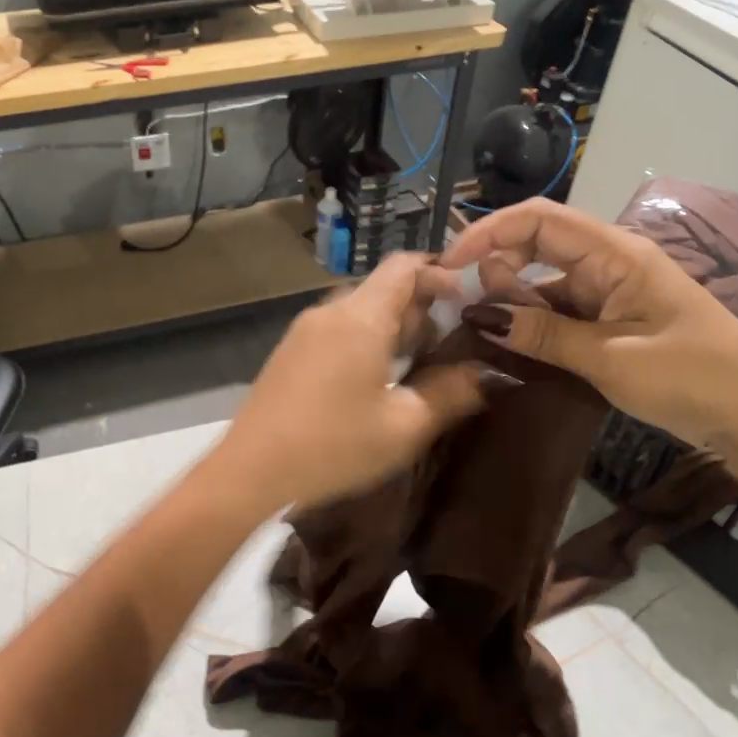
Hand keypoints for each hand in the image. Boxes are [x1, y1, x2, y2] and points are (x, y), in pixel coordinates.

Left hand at [211, 254, 490, 509]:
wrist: (250, 471)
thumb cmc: (332, 447)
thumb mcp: (404, 427)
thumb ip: (452, 393)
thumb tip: (487, 373)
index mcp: (361, 316)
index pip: (407, 265)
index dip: (444, 273)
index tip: (470, 304)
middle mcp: (330, 311)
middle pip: (384, 288)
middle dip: (422, 309)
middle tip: (450, 348)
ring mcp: (303, 332)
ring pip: (360, 311)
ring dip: (393, 330)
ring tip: (417, 369)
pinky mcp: (289, 354)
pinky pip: (337, 331)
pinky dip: (365, 343)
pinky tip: (375, 384)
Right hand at [436, 199, 737, 447]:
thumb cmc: (693, 377)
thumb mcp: (611, 358)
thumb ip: (543, 334)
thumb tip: (478, 315)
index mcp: (616, 254)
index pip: (539, 220)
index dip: (488, 233)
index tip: (449, 267)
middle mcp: (610, 262)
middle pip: (536, 244)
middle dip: (491, 266)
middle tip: (455, 307)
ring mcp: (611, 292)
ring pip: (544, 280)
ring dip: (508, 298)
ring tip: (471, 328)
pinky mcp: (612, 320)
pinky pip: (559, 309)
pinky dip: (530, 321)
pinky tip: (506, 343)